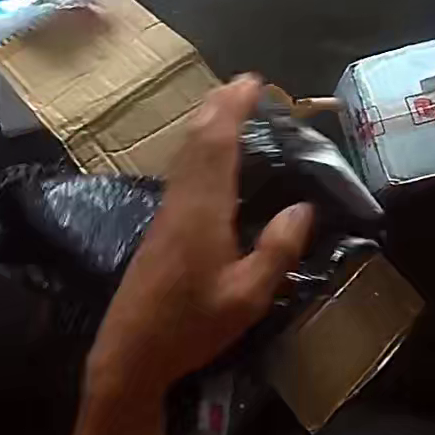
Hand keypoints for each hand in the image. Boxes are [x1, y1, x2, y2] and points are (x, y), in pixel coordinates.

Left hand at [85, 76, 314, 399]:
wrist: (131, 352)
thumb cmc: (191, 326)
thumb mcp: (248, 297)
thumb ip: (277, 250)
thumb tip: (303, 208)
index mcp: (202, 209)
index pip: (217, 142)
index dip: (234, 108)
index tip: (254, 82)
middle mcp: (181, 200)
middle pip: (196, 139)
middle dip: (219, 105)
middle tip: (246, 86)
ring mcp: (166, 212)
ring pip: (185, 153)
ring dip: (206, 123)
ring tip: (230, 109)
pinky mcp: (160, 227)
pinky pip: (182, 171)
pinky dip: (198, 149)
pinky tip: (209, 159)